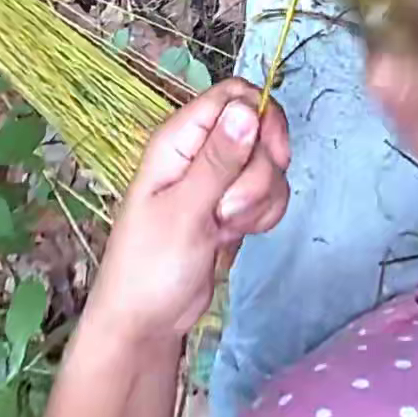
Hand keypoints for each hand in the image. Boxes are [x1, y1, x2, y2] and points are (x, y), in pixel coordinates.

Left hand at [82, 79, 290, 347]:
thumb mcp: (184, 211)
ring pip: (268, 162)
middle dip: (260, 169)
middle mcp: (202, 147)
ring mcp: (220, 175)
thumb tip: (248, 108)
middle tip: (232, 206)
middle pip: (259, 126)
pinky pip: (268, 191)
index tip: (269, 153)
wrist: (148, 322)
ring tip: (225, 225)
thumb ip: (219, 159)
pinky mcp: (235, 201)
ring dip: (259, 197)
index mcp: (181, 136)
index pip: (233, 95)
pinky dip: (263, 213)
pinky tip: (237, 233)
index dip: (259, 115)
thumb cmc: (151, 264)